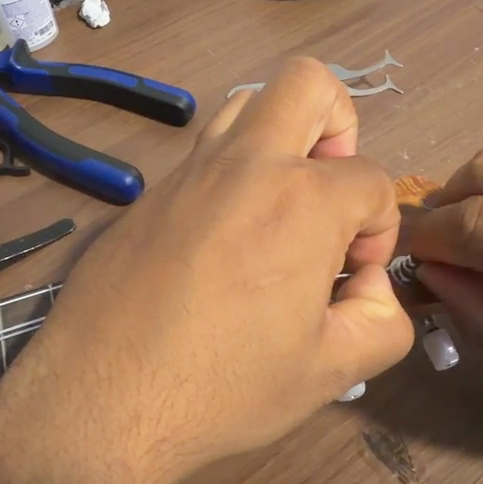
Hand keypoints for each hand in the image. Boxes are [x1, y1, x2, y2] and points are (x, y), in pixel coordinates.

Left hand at [0, 58, 414, 483]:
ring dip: (279, 136)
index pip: (372, 178)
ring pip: (247, 103)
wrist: (101, 401)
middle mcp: (246, 163)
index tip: (353, 273)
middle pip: (309, 83)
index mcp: (301, 200)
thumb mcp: (330, 371)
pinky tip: (220, 242)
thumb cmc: (223, 388)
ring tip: (278, 206)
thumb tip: (368, 282)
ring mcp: (189, 171)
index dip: (379, 226)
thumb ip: (381, 320)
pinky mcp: (148, 192)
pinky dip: (230, 175)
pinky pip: (202, 154)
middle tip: (327, 191)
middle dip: (341, 124)